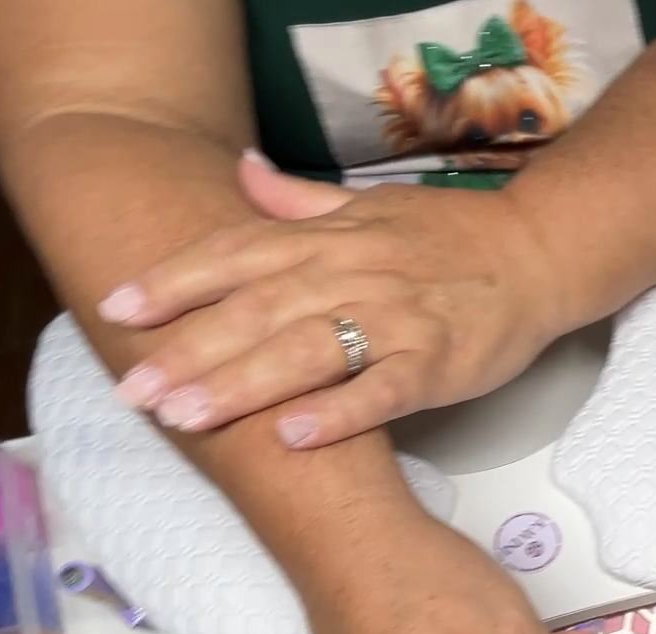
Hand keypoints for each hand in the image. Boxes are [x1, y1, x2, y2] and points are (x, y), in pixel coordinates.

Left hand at [98, 152, 570, 448]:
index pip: (241, 254)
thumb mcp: (375, 208)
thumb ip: (304, 202)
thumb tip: (241, 174)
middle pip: (262, 310)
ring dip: (245, 383)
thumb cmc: (455, 237)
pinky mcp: (440, 363)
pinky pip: (383, 390)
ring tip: (188, 418)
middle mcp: (358, 273)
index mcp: (335, 237)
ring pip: (311, 350)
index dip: (176, 281)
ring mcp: (400, 319)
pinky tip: (294, 437)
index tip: (119, 311)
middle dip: (193, 349)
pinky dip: (340, 412)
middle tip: (137, 391)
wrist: (537, 256)